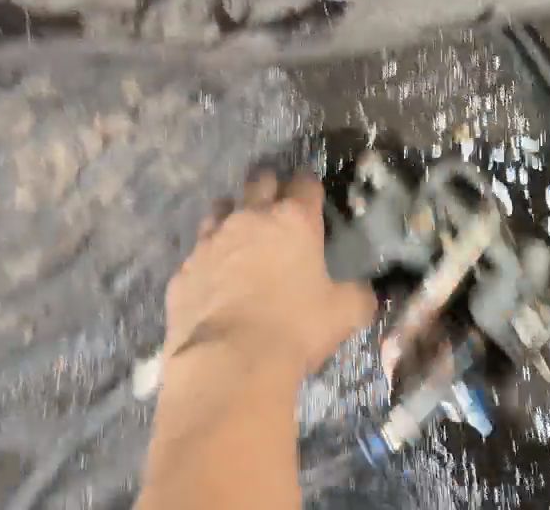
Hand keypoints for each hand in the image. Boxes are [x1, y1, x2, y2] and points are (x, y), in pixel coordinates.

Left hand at [162, 165, 377, 382]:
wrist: (228, 366)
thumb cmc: (296, 328)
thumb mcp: (345, 312)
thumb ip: (358, 295)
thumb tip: (368, 295)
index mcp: (295, 220)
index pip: (305, 184)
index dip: (309, 186)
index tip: (311, 196)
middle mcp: (251, 220)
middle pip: (259, 184)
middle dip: (268, 187)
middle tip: (275, 205)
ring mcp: (210, 244)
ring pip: (219, 211)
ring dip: (231, 216)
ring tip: (239, 235)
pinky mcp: (181, 274)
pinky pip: (195, 255)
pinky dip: (206, 260)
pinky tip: (213, 279)